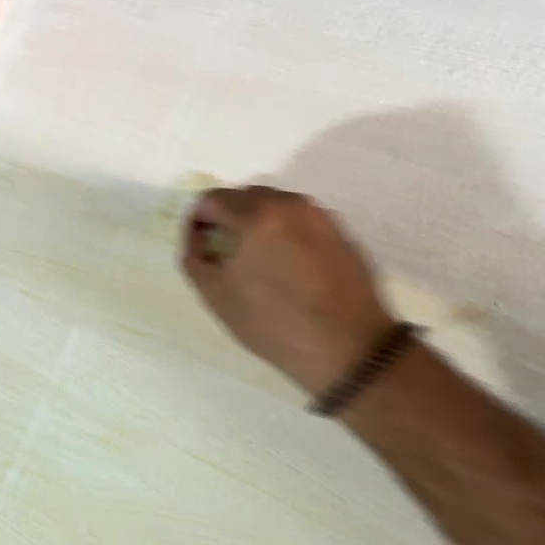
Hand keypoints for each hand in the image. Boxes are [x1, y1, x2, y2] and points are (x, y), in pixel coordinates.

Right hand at [179, 186, 396, 393]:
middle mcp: (289, 205)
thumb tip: (198, 243)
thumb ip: (195, 260)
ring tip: (257, 262)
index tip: (198, 249)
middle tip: (224, 254)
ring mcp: (320, 217)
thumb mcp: (217, 295)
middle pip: (244, 197)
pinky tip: (288, 269)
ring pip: (275, 207)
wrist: (349, 347)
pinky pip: (301, 222)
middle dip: (227, 219)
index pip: (211, 199)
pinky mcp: (341, 233)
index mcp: (255, 215)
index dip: (196, 222)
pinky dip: (286, 235)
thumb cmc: (274, 322)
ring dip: (257, 225)